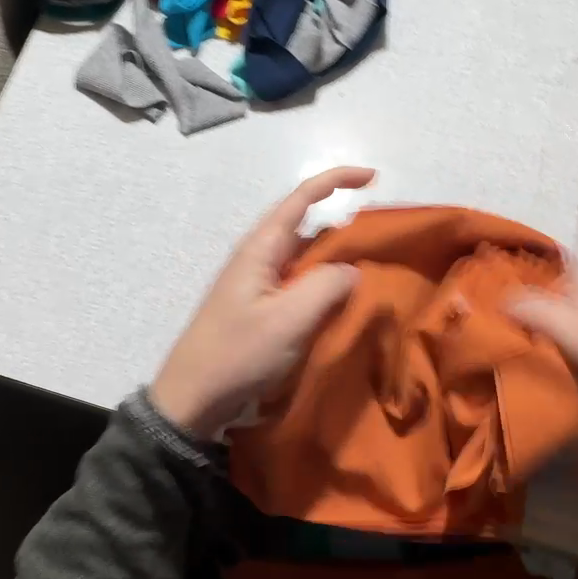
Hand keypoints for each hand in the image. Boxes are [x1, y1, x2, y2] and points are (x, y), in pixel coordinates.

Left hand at [149, 167, 373, 437]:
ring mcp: (258, 285)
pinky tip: (345, 302)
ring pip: (305, 259)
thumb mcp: (289, 320)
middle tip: (384, 241)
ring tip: (374, 270)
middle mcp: (258, 258)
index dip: (337, 181)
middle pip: (307, 226)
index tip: (373, 178)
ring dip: (337, 259)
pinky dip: (324, 285)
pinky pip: (299, 285)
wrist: (193, 399)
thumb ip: (327, 286)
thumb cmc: (238, 354)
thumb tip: (352, 269)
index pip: (301, 198)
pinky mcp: (260, 310)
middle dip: (345, 226)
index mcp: (261, 248)